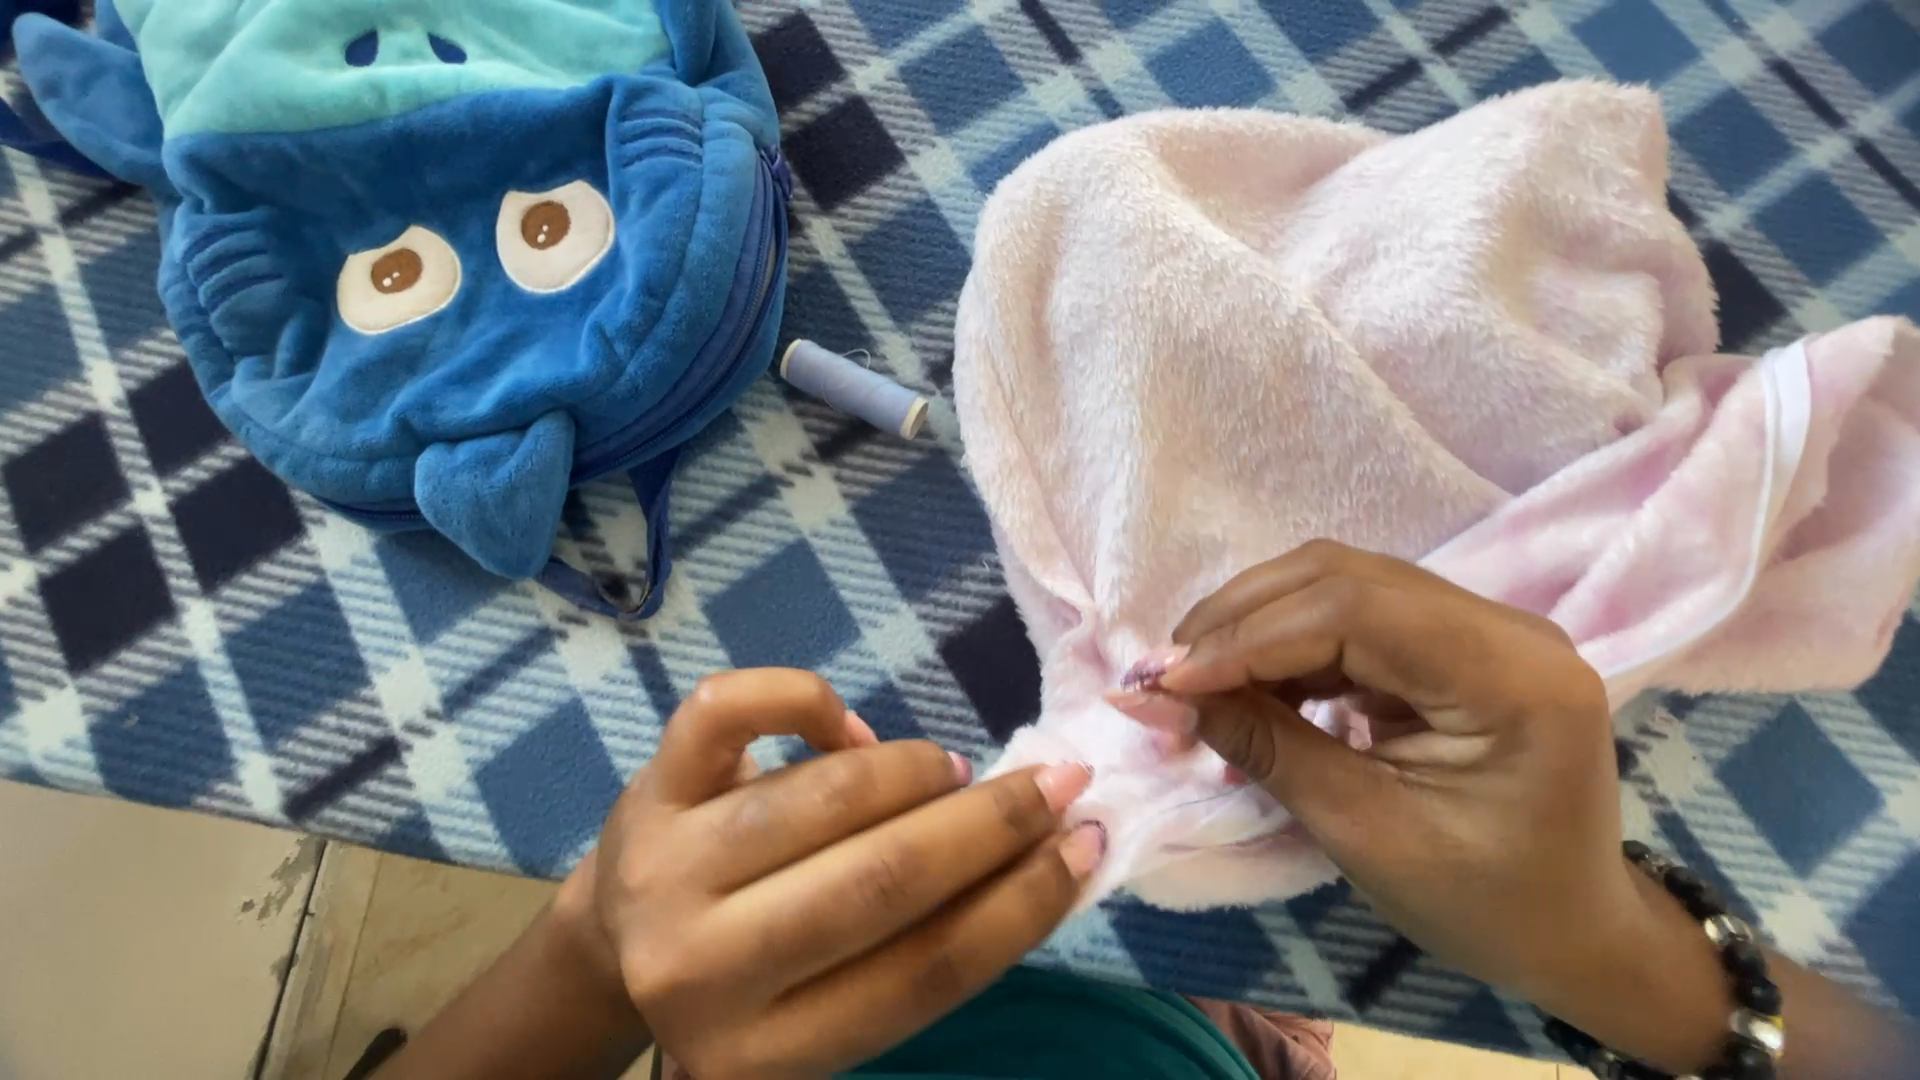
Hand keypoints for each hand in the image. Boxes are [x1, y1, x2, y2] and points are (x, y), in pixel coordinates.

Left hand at [553, 668, 1103, 1078]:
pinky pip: (733, 707)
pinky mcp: (650, 783)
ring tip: (946, 771)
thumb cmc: (749, 968)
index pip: (924, 972)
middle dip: (992, 822)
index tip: (1087, 844)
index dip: (1024, 904)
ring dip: (914, 771)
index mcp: (763, 1054)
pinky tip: (845, 725)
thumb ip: (912, 937)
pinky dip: (809, 698)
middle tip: (1054, 783)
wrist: (617, 942)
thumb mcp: (824, 993)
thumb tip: (1030, 845)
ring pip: (826, 795)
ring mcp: (666, 864)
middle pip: (882, 881)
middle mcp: (703, 968)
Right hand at [1146, 541, 1731, 1072]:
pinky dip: (1279, 637)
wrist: (1572, 930)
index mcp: (1512, 679)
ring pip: (1334, 580)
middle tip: (1168, 670)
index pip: (1353, 612)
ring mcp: (1476, 623)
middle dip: (1238, 617)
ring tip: (1195, 672)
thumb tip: (1160, 696)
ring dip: (1251, 619)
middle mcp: (1502, 626)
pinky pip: (1343, 610)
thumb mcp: (1362, 832)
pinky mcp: (1446, 636)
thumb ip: (1262, 746)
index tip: (1171, 681)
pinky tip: (1244, 677)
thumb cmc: (1481, 902)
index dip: (1248, 636)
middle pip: (1339, 576)